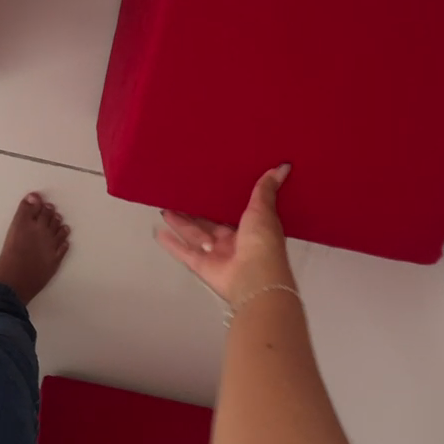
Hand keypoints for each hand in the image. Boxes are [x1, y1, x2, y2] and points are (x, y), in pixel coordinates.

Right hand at [155, 164, 294, 305]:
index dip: (220, 201)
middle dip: (194, 212)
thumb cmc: (262, 242)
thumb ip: (266, 189)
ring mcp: (216, 255)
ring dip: (180, 223)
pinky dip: (172, 244)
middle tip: (179, 195)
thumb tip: (284, 165)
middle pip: (209, 224)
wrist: (254, 278)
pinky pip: (184, 252)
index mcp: (250, 228)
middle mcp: (232, 242)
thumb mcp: (264, 210)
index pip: (233, 212)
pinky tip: (159, 231)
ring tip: (165, 208)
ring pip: (194, 235)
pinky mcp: (201, 266)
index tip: (208, 185)